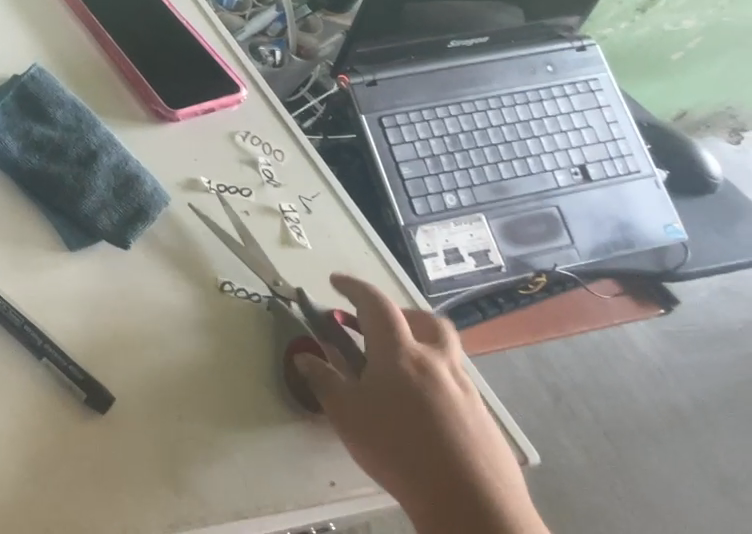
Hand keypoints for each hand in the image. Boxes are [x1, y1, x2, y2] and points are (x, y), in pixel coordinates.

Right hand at [294, 274, 548, 533]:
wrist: (471, 505)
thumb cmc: (397, 449)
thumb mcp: (345, 413)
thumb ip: (323, 379)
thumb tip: (305, 357)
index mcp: (400, 354)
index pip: (377, 304)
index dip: (354, 287)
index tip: (335, 282)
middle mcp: (437, 363)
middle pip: (426, 321)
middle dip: (400, 314)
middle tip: (375, 326)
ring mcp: (465, 391)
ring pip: (444, 352)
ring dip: (418, 347)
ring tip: (391, 372)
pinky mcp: (481, 418)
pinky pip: (454, 383)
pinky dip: (431, 380)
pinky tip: (415, 409)